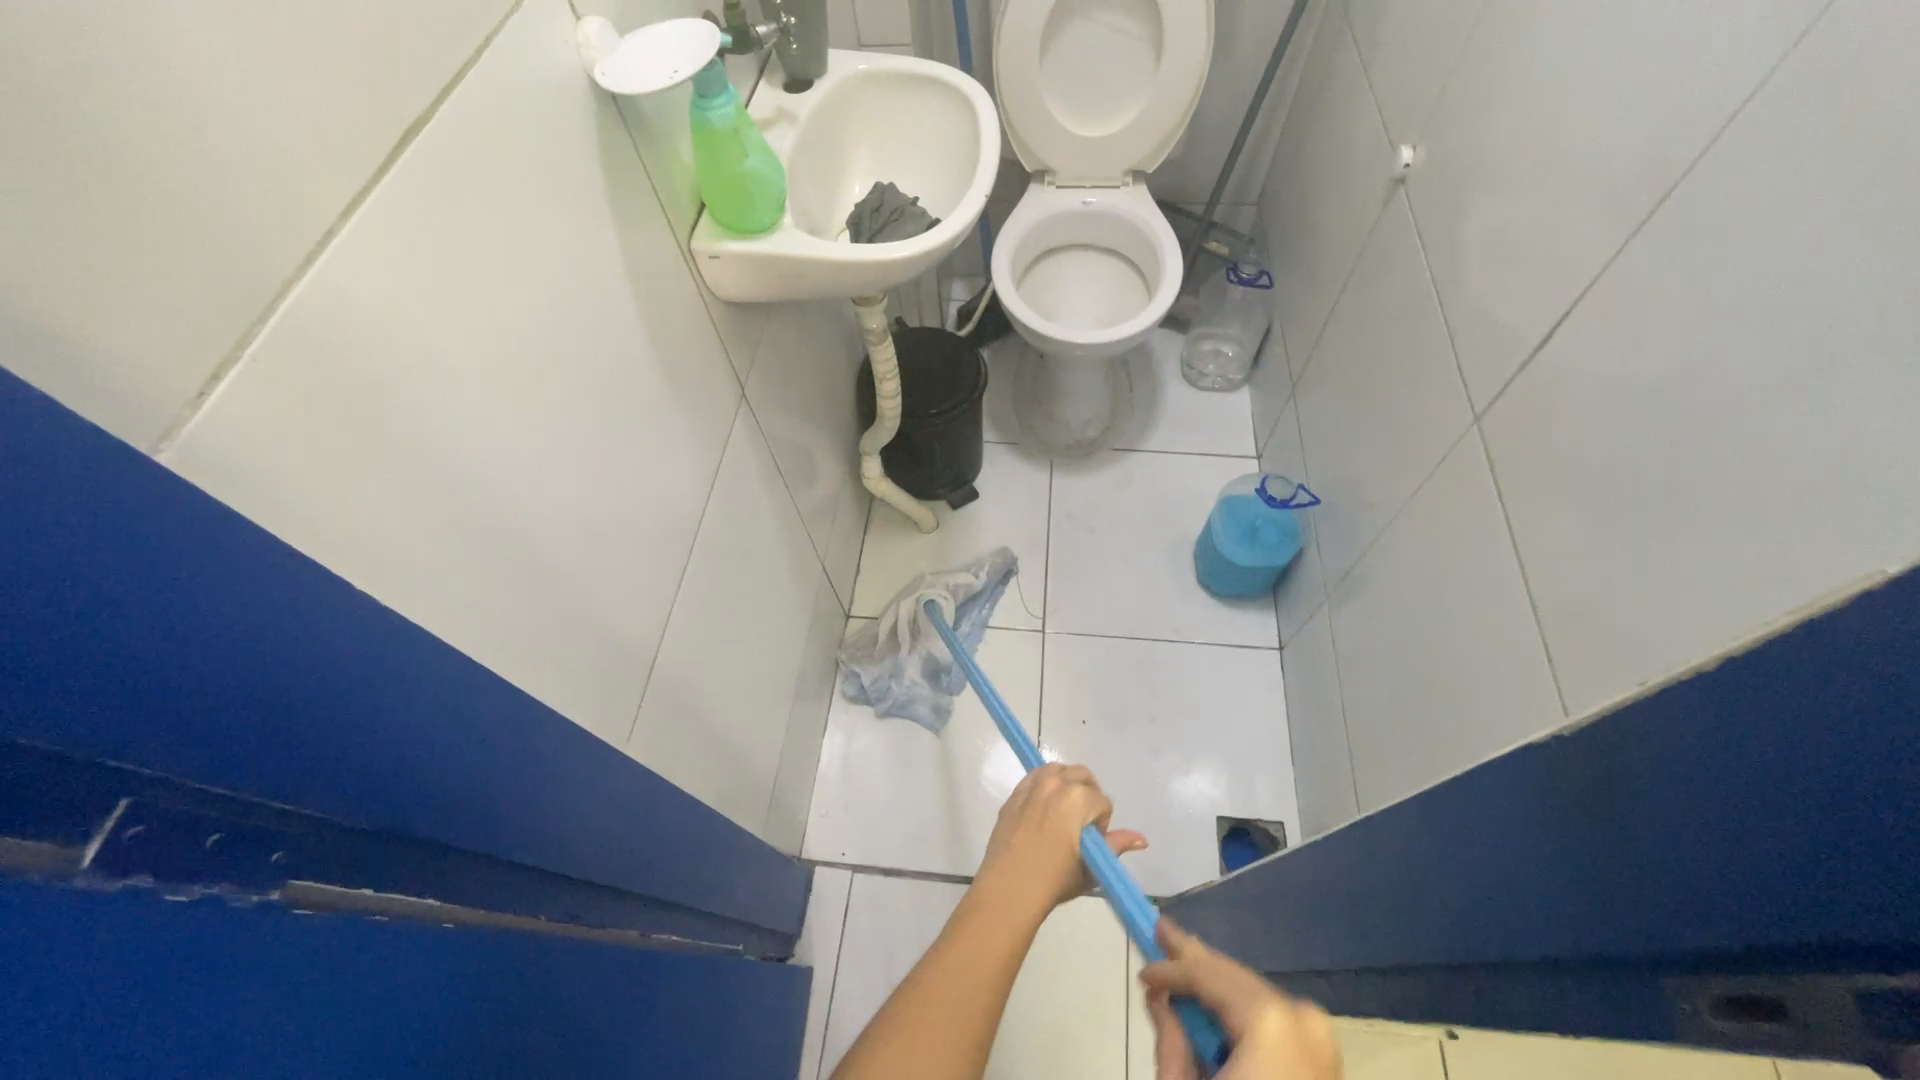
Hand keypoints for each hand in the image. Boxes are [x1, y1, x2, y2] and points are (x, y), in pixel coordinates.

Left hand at [976, 764, 1146, 910]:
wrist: (1009, 887)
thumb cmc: (1054, 880)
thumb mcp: (1090, 867)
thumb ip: (1115, 846)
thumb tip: (1142, 839)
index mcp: (1079, 799)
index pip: (1103, 803)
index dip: (1101, 824)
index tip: (1090, 843)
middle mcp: (1056, 783)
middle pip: (1083, 777)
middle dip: (1089, 796)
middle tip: (1081, 825)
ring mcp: (1032, 785)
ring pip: (1059, 770)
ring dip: (1068, 784)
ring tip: (1065, 812)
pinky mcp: (1015, 793)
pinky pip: (1036, 776)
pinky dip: (1045, 784)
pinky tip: (1044, 807)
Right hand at [1141, 920, 1340, 1079]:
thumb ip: (1172, 1040)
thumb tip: (1161, 1000)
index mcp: (1269, 1024)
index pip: (1208, 976)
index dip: (1170, 968)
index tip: (1142, 969)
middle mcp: (1302, 1020)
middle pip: (1235, 979)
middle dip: (1195, 963)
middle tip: (1160, 933)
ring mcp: (1322, 1041)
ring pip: (1253, 998)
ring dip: (1217, 990)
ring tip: (1183, 971)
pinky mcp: (1326, 1063)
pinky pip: (1273, 1023)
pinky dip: (1242, 1015)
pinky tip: (1216, 1013)